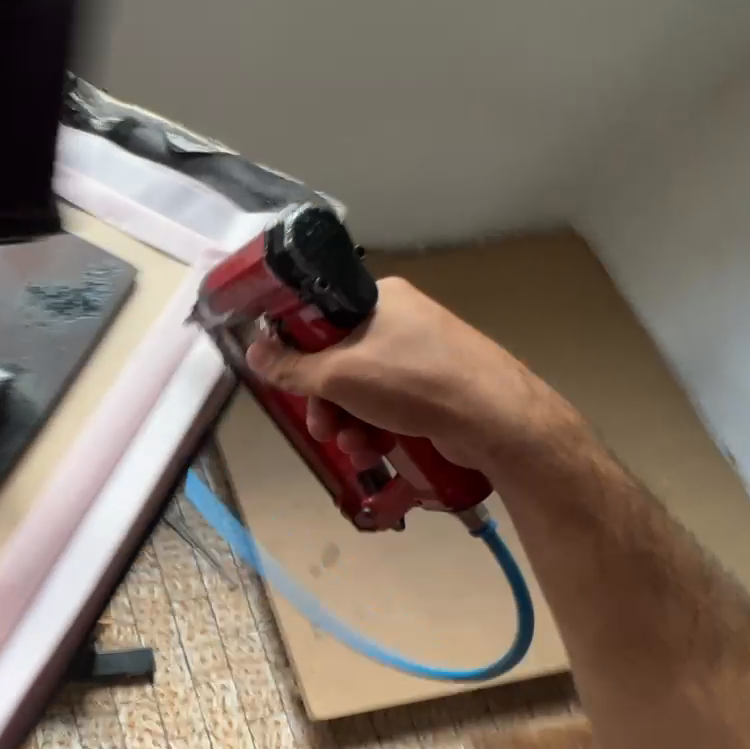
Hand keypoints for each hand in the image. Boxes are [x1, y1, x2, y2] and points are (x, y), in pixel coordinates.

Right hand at [244, 276, 573, 473]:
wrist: (497, 420)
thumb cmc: (412, 382)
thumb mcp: (339, 375)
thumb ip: (290, 367)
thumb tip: (252, 350)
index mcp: (379, 298)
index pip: (319, 316)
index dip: (295, 348)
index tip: (284, 376)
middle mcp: (399, 319)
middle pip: (335, 360)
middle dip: (324, 402)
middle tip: (321, 428)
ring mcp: (419, 353)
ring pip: (358, 388)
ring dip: (346, 422)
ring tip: (354, 447)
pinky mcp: (434, 385)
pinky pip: (385, 403)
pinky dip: (373, 427)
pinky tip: (375, 450)